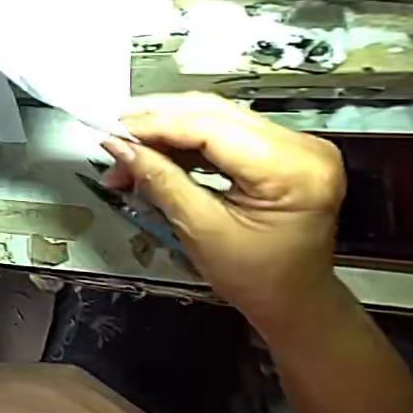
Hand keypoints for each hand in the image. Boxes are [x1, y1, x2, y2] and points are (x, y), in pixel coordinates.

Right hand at [101, 92, 347, 340]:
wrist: (292, 299)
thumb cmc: (254, 275)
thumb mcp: (199, 228)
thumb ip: (159, 180)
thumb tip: (118, 146)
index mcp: (292, 169)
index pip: (210, 128)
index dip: (155, 126)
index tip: (111, 132)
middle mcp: (301, 146)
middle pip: (212, 113)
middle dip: (155, 122)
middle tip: (111, 133)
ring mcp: (293, 144)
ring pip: (212, 116)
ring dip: (163, 129)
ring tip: (124, 146)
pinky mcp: (279, 148)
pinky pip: (221, 130)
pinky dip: (180, 139)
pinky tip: (151, 150)